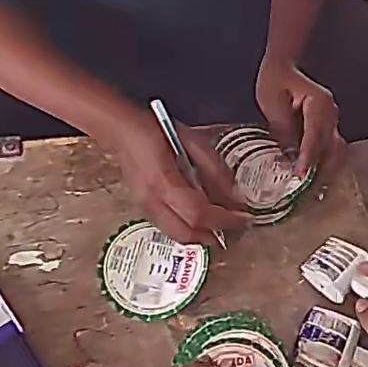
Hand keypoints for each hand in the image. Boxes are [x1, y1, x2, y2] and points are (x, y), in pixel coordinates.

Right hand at [110, 109, 249, 244]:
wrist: (123, 130)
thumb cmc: (159, 130)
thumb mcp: (195, 143)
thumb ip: (216, 173)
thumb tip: (236, 199)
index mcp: (163, 182)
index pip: (199, 214)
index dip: (224, 220)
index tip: (244, 220)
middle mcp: (151, 200)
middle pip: (186, 232)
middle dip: (214, 234)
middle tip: (236, 228)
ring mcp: (143, 207)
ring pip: (176, 235)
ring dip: (201, 236)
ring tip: (221, 227)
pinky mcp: (143, 208)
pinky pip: (169, 228)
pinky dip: (188, 230)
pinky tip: (201, 221)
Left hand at [256, 59, 343, 176]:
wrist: (282, 65)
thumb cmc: (275, 80)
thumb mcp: (272, 103)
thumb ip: (282, 128)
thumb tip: (289, 155)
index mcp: (319, 103)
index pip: (314, 135)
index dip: (307, 157)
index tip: (299, 175)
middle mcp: (331, 111)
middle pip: (329, 145)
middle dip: (319, 168)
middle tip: (305, 187)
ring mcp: (333, 118)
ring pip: (333, 148)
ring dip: (324, 167)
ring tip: (310, 185)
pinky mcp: (329, 124)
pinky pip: (330, 145)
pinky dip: (324, 160)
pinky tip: (314, 173)